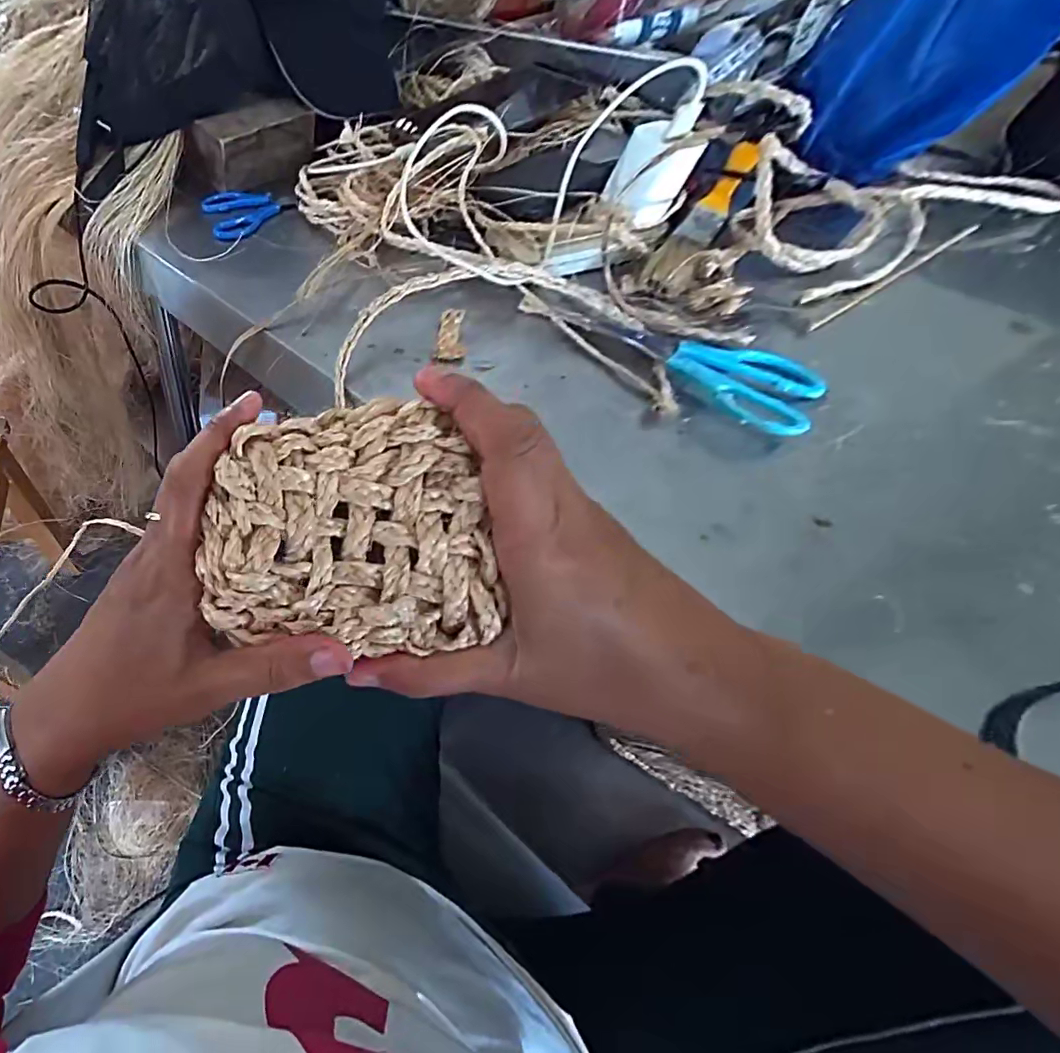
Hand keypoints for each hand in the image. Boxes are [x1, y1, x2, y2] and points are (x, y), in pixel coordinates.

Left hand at [9, 392, 353, 793]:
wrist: (67, 710)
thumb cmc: (132, 693)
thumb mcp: (209, 686)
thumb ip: (273, 668)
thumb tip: (342, 651)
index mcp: (169, 562)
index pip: (190, 481)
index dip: (218, 436)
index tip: (253, 406)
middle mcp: (155, 549)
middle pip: (189, 480)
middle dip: (230, 448)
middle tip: (285, 440)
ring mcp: (146, 561)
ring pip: (184, 503)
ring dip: (220, 479)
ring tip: (273, 475)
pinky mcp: (143, 576)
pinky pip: (180, 528)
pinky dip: (211, 512)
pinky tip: (242, 532)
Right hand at [348, 368, 757, 740]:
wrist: (702, 678)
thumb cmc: (604, 670)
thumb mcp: (507, 676)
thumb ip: (428, 673)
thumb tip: (358, 672)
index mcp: (540, 534)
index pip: (509, 445)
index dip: (469, 402)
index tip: (424, 380)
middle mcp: (561, 507)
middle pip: (521, 431)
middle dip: (467, 406)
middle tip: (408, 419)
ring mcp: (580, 509)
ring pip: (532, 445)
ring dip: (483, 429)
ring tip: (426, 447)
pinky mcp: (587, 521)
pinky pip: (538, 469)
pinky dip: (500, 455)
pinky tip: (468, 492)